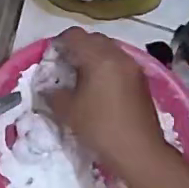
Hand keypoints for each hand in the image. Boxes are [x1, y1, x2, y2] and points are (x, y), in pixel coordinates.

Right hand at [44, 28, 177, 170]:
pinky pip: (118, 63)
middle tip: (63, 67)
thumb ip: (52, 93)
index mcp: (99, 58)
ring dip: (92, 57)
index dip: (58, 43)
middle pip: (93, 39)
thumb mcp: (67, 110)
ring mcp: (133, 67)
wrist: (139, 151)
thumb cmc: (99, 127)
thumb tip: (48, 87)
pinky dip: (105, 67)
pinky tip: (97, 88)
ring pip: (108, 50)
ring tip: (80, 78)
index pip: (74, 35)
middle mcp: (118, 56)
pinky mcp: (141, 80)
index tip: (50, 58)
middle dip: (76, 48)